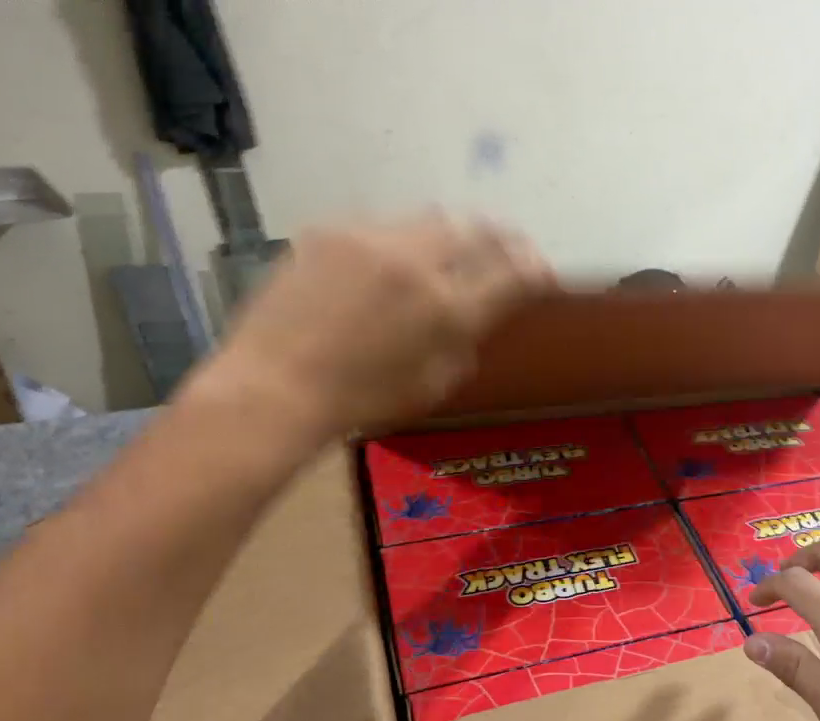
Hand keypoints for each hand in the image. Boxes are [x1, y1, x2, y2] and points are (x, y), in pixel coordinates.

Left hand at [182, 216, 553, 443]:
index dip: (535, 267)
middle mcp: (416, 262)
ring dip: (452, 235)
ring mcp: (370, 239)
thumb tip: (476, 312)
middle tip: (510, 248)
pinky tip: (393, 264)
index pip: (511, 273)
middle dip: (501, 238)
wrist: (276, 386)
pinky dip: (401, 242)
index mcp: (448, 311)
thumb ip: (465, 340)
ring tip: (455, 251)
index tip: (543, 271)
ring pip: (430, 220)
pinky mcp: (330, 231)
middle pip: (476, 229)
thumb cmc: (363, 401)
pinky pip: (382, 226)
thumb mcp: (434, 383)